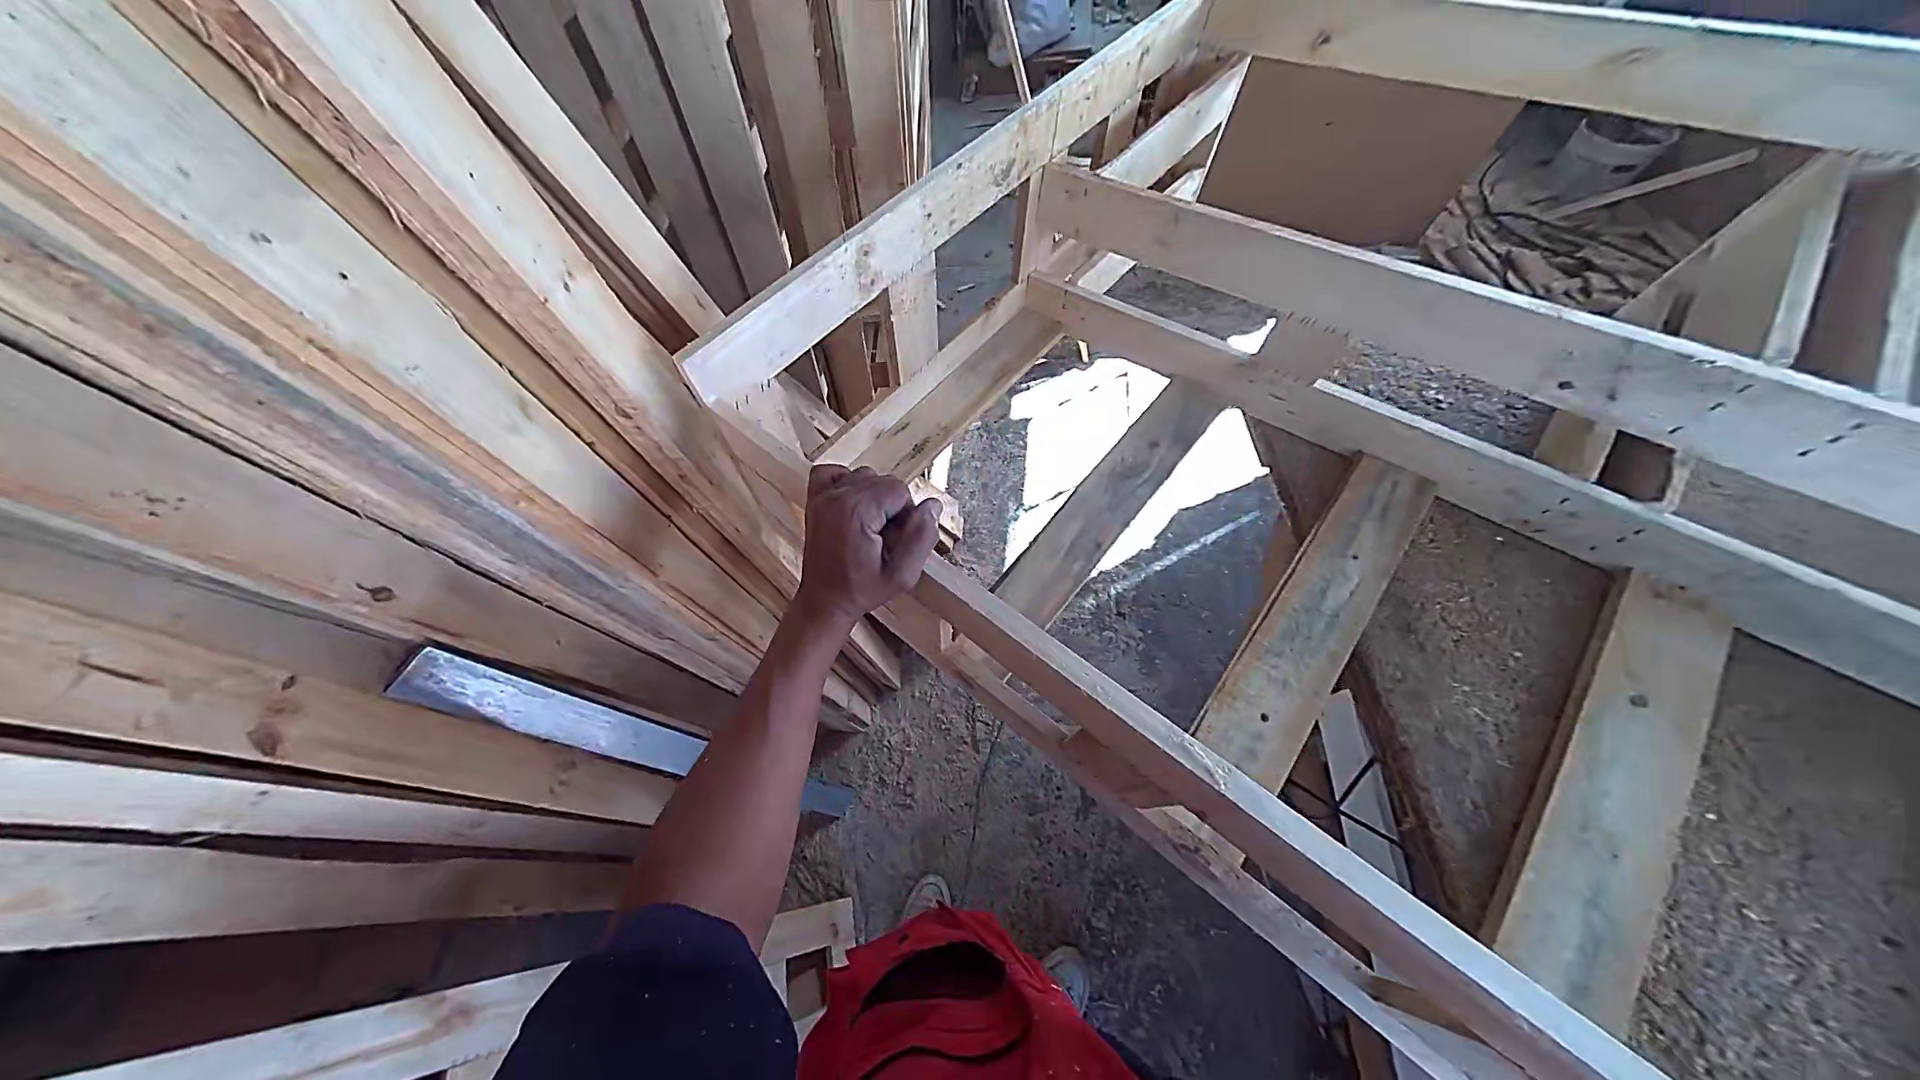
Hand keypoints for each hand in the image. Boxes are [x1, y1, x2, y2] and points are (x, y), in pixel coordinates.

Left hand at [795, 464, 940, 626]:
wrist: (825, 601)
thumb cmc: (862, 590)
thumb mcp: (902, 574)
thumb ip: (922, 537)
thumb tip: (933, 505)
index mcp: (856, 512)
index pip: (899, 489)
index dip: (906, 514)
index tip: (896, 539)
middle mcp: (836, 497)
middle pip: (884, 479)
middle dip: (892, 505)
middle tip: (884, 537)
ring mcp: (821, 496)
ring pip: (864, 475)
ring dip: (873, 495)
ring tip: (869, 526)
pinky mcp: (814, 499)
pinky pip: (833, 472)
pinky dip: (847, 483)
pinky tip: (853, 507)